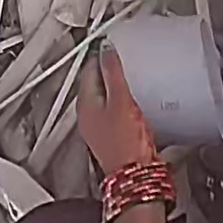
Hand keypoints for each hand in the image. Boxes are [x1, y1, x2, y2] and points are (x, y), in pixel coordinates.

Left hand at [78, 46, 157, 173]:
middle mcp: (87, 117)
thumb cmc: (127, 144)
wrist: (137, 177)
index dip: (100, 54)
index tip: (111, 44)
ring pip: (105, 96)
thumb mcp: (121, 100)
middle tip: (121, 56)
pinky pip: (114, 109)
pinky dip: (122, 100)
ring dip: (115, 85)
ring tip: (129, 75)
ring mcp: (99, 128)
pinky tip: (134, 99)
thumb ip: (113, 72)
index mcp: (85, 105)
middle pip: (95, 83)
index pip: (88, 70)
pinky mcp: (112, 136)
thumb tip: (106, 50)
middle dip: (107, 69)